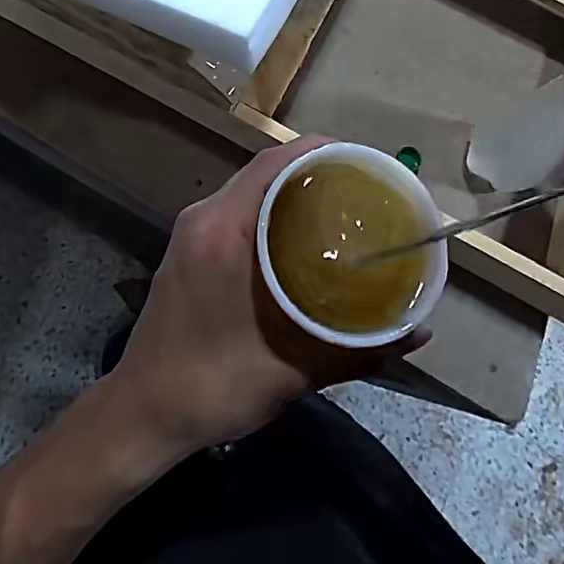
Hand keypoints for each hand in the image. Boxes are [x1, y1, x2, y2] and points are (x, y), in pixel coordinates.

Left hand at [105, 136, 428, 454]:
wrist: (144, 412)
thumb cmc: (215, 386)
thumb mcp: (295, 369)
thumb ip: (359, 348)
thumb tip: (419, 331)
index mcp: (223, 230)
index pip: (273, 163)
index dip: (320, 151)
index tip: (363, 162)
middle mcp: (203, 218)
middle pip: (263, 171)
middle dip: (312, 170)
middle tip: (360, 189)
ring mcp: (190, 232)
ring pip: (248, 190)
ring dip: (289, 190)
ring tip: (336, 208)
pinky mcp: (186, 249)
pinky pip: (235, 210)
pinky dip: (268, 210)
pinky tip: (298, 236)